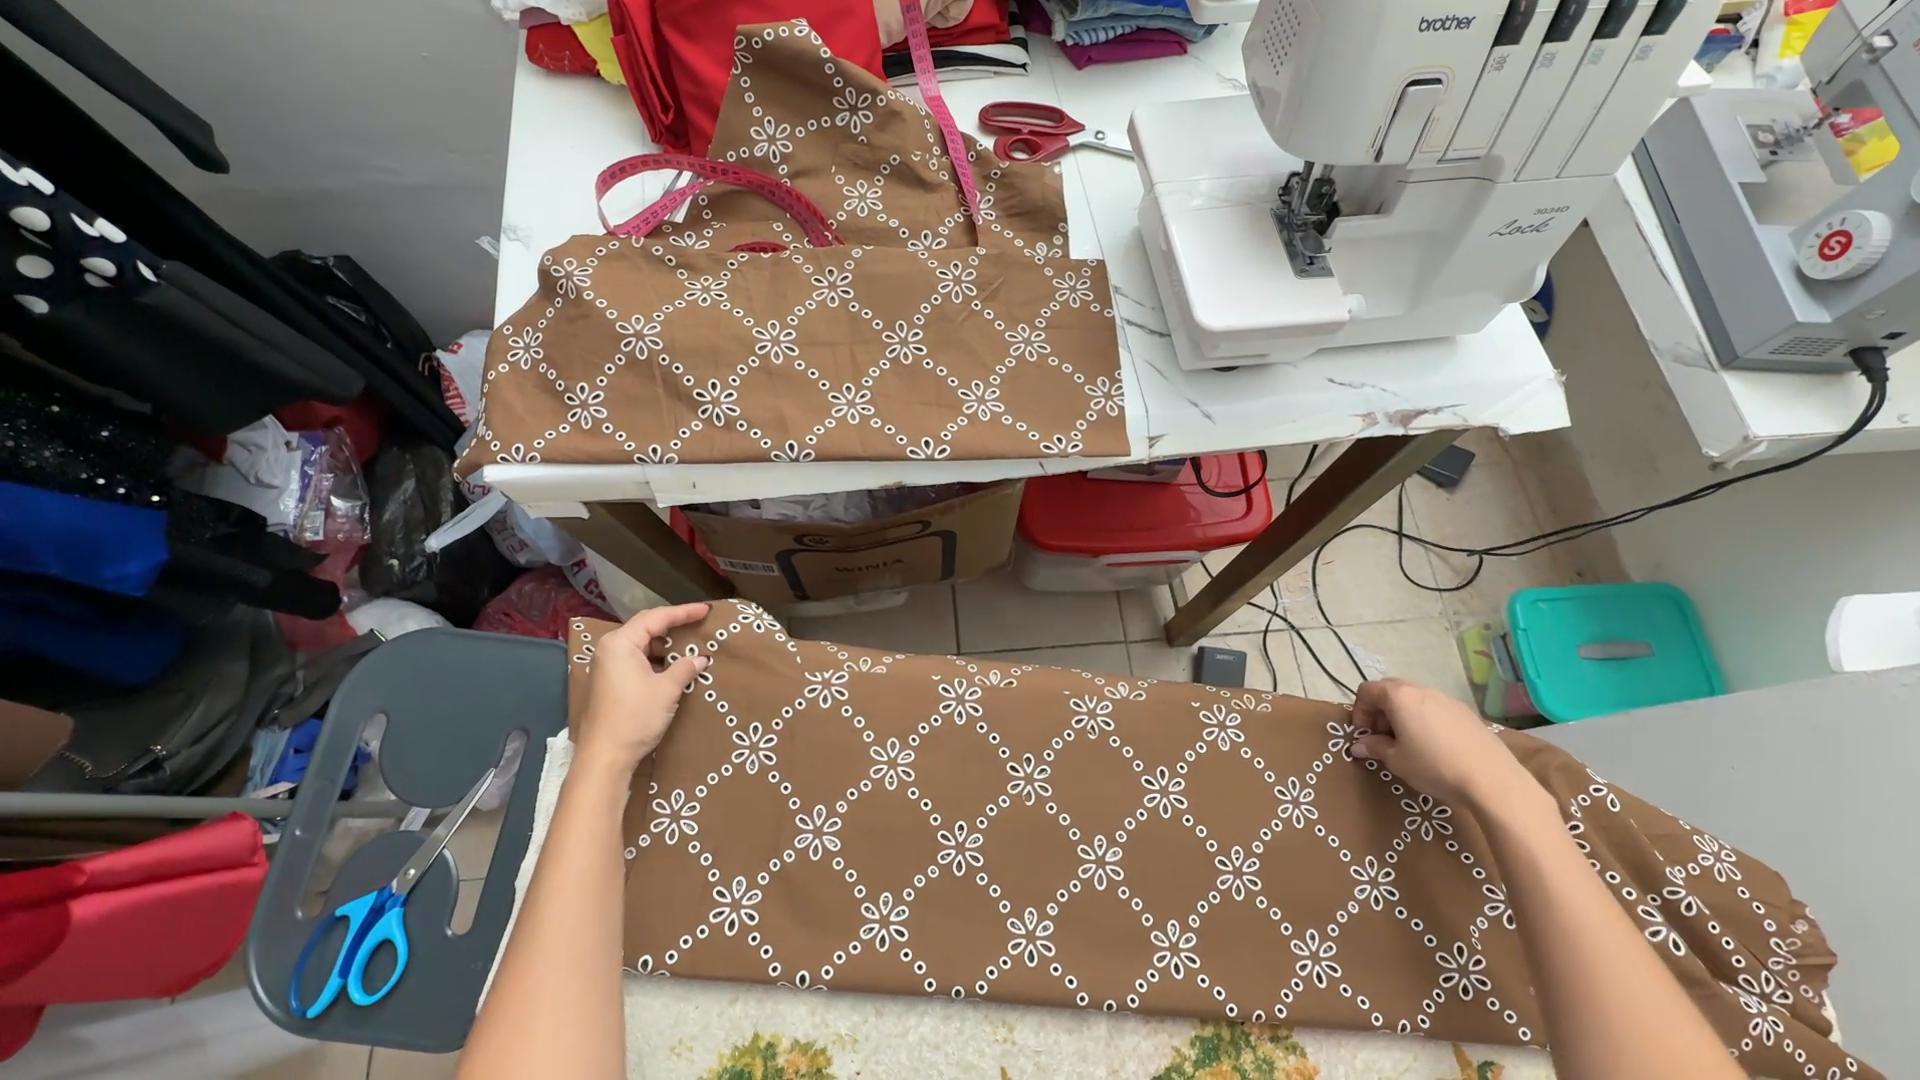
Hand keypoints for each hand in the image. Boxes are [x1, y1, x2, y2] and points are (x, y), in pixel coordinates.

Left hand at [577, 603, 711, 773]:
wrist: (605, 756)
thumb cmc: (636, 717)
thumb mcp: (667, 690)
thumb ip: (685, 667)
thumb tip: (701, 658)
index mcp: (621, 643)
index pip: (656, 618)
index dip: (683, 612)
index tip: (706, 610)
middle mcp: (609, 648)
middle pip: (645, 627)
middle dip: (673, 624)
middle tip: (698, 622)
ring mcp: (606, 665)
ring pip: (640, 644)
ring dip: (664, 644)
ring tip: (688, 644)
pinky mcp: (608, 680)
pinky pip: (635, 658)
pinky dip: (654, 658)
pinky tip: (671, 665)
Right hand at [1349, 678, 1534, 810]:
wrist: (1493, 781)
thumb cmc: (1434, 766)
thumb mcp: (1396, 760)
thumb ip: (1374, 747)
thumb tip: (1360, 745)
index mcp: (1400, 697)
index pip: (1368, 690)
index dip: (1359, 711)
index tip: (1363, 734)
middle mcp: (1423, 691)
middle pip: (1391, 690)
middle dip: (1379, 710)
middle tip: (1381, 737)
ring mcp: (1448, 700)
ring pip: (1414, 699)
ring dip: (1402, 715)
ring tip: (1407, 743)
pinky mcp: (1467, 714)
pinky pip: (1435, 709)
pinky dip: (1424, 720)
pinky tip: (1433, 746)